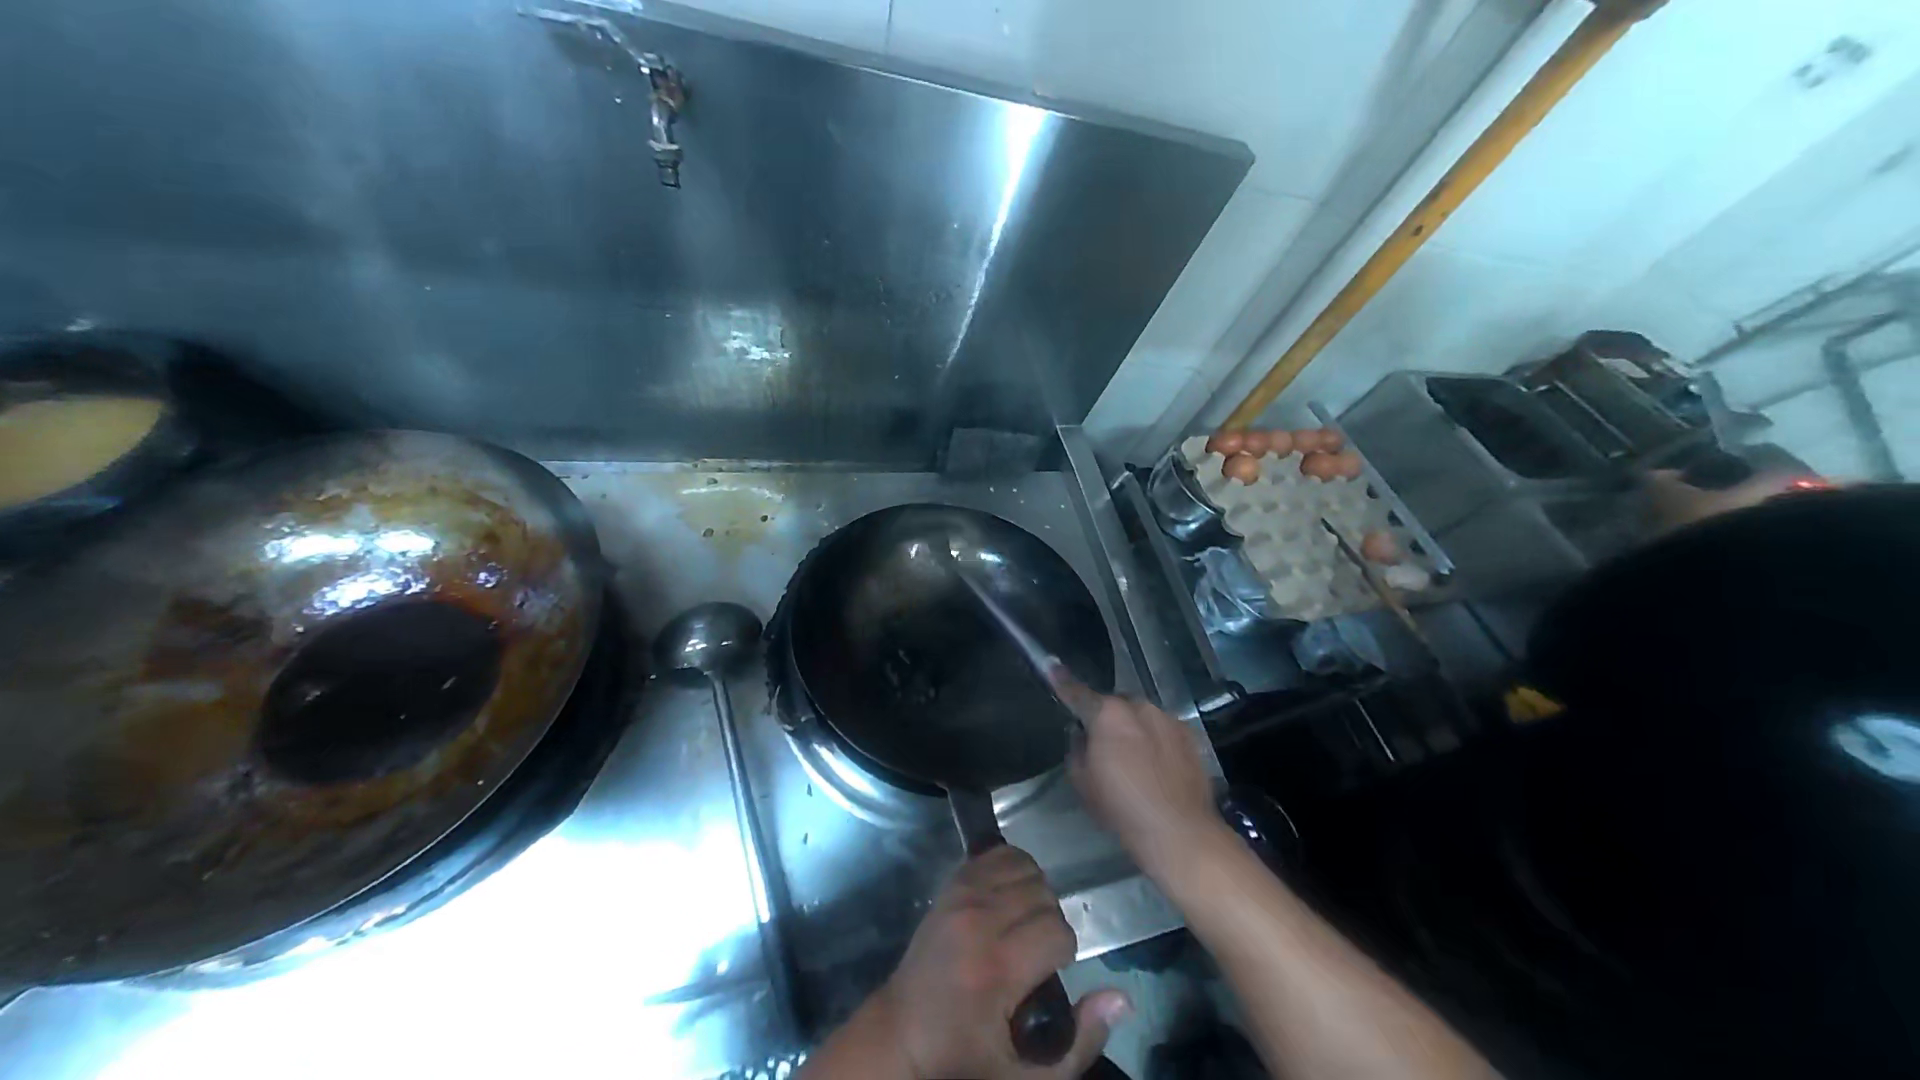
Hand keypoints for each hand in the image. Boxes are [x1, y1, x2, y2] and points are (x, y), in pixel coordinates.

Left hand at [870, 846, 1128, 1078]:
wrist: (902, 1033)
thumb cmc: (964, 1056)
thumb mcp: (1025, 1075)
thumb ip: (1080, 1041)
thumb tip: (1122, 998)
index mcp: (997, 968)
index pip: (1058, 932)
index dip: (1064, 955)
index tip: (1046, 976)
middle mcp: (978, 921)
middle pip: (1044, 895)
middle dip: (1050, 923)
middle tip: (1035, 953)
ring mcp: (961, 896)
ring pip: (1024, 867)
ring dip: (1033, 893)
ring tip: (1023, 924)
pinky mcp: (951, 885)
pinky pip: (996, 854)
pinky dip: (1012, 868)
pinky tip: (1008, 898)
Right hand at [1069, 694, 1225, 881]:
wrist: (1178, 831)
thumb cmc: (1121, 807)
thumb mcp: (1082, 782)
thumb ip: (1077, 749)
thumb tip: (1082, 735)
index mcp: (1108, 714)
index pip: (1078, 693)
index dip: (1062, 682)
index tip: (1052, 668)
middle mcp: (1140, 707)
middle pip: (1115, 705)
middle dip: (1107, 719)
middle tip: (1103, 746)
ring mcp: (1168, 719)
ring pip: (1141, 716)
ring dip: (1134, 729)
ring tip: (1134, 760)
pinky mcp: (1190, 736)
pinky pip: (1163, 730)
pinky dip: (1156, 740)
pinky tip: (1157, 766)